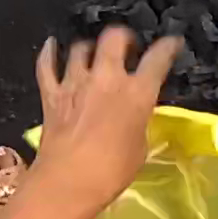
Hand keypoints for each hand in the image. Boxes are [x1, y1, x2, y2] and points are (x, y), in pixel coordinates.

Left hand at [27, 27, 180, 217]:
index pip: (157, 59)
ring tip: (92, 53)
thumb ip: (138, 120)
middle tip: (126, 45)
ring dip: (89, 48)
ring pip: (80, 48)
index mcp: (136, 93)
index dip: (167, 47)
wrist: (68, 181)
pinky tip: (50, 45)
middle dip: (122, 37)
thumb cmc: (112, 171)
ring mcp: (74, 83)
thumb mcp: (139, 146)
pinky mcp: (51, 93)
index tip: (171, 43)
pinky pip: (46, 65)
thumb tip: (133, 112)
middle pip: (113, 38)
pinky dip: (48, 53)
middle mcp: (105, 79)